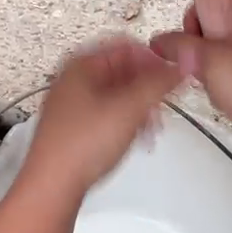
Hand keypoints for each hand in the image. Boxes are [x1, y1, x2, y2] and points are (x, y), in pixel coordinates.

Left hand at [22, 37, 183, 198]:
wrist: (53, 186)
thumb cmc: (79, 146)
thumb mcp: (129, 108)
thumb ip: (157, 84)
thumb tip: (178, 65)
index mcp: (82, 65)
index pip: (126, 46)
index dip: (153, 59)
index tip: (170, 76)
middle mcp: (73, 80)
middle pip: (122, 70)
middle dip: (147, 88)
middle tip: (162, 104)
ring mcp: (71, 104)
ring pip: (116, 94)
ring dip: (139, 107)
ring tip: (151, 127)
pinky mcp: (73, 128)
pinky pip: (107, 114)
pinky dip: (126, 121)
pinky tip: (135, 139)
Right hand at [151, 0, 231, 143]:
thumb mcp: (208, 61)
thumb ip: (179, 45)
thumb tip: (156, 40)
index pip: (212, 1)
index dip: (195, 22)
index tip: (195, 47)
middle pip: (215, 25)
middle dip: (202, 47)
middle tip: (204, 68)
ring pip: (223, 47)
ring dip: (211, 64)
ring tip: (216, 83)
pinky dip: (225, 76)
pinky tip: (225, 93)